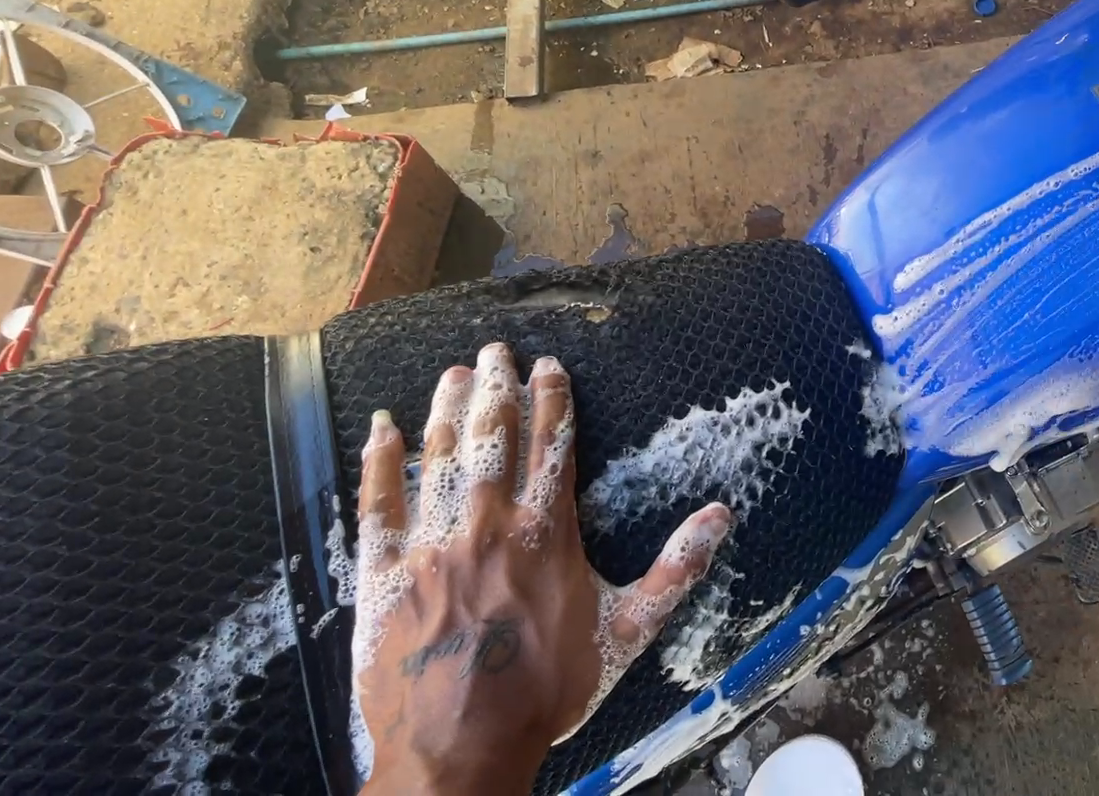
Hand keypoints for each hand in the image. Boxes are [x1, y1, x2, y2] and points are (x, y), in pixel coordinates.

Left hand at [353, 343, 732, 794]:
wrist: (459, 750)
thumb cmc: (550, 686)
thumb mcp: (630, 629)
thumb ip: (677, 567)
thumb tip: (723, 513)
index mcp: (546, 533)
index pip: (552, 447)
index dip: (552, 401)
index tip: (549, 365)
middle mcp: (487, 526)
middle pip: (493, 440)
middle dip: (496, 389)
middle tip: (494, 349)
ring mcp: (428, 549)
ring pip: (439, 461)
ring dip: (447, 411)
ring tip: (454, 372)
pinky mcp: (379, 579)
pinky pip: (375, 510)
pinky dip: (377, 466)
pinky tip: (379, 429)